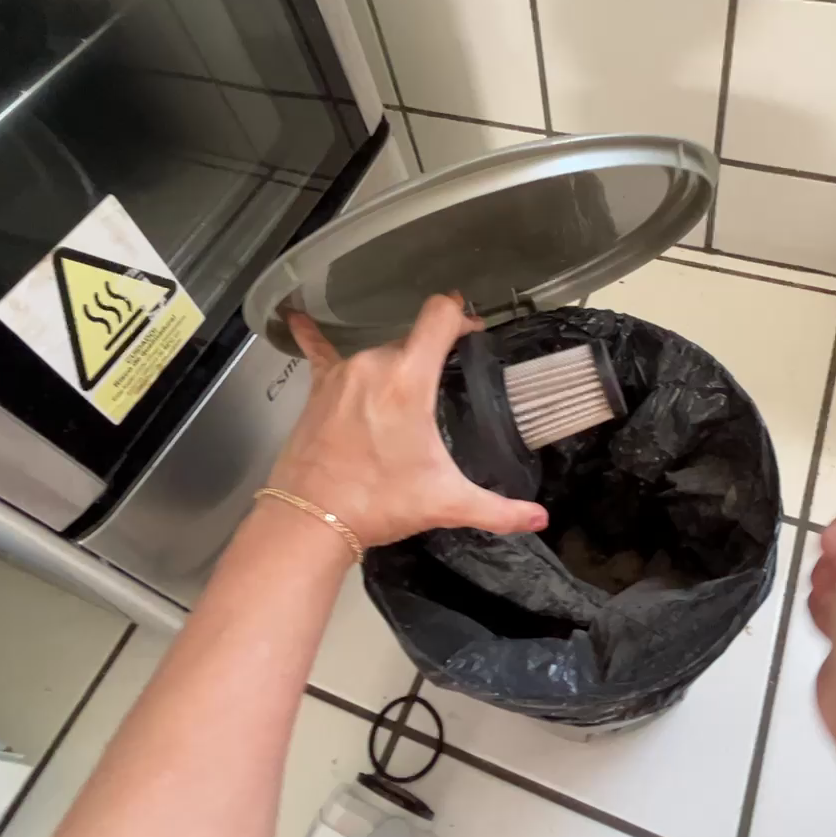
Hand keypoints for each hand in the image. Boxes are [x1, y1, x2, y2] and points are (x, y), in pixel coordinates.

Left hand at [264, 293, 548, 550]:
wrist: (310, 521)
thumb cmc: (380, 503)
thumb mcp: (445, 503)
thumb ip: (499, 510)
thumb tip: (541, 520)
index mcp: (408, 378)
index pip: (440, 316)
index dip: (461, 317)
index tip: (473, 334)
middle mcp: (373, 363)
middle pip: (413, 339)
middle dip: (433, 356)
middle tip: (446, 385)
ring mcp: (342, 373)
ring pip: (380, 352)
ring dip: (397, 365)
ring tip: (408, 394)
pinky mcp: (317, 388)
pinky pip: (317, 351)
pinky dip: (310, 333)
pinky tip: (294, 314)